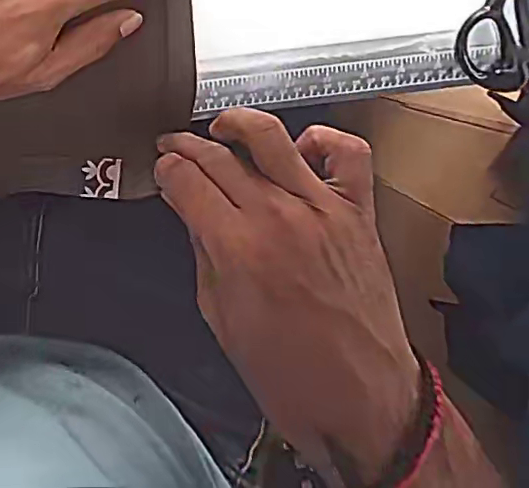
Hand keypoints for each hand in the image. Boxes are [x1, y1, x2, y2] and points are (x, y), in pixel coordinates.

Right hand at [156, 110, 418, 487]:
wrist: (365, 406)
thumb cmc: (289, 375)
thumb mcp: (220, 316)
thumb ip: (200, 249)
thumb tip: (186, 204)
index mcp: (238, 249)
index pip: (185, 177)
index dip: (165, 167)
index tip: (163, 169)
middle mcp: (277, 217)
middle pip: (216, 154)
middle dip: (184, 146)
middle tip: (174, 149)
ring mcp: (321, 209)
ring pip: (271, 135)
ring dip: (236, 123)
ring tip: (223, 129)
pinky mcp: (358, 212)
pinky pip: (346, 152)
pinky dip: (321, 139)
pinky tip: (299, 150)